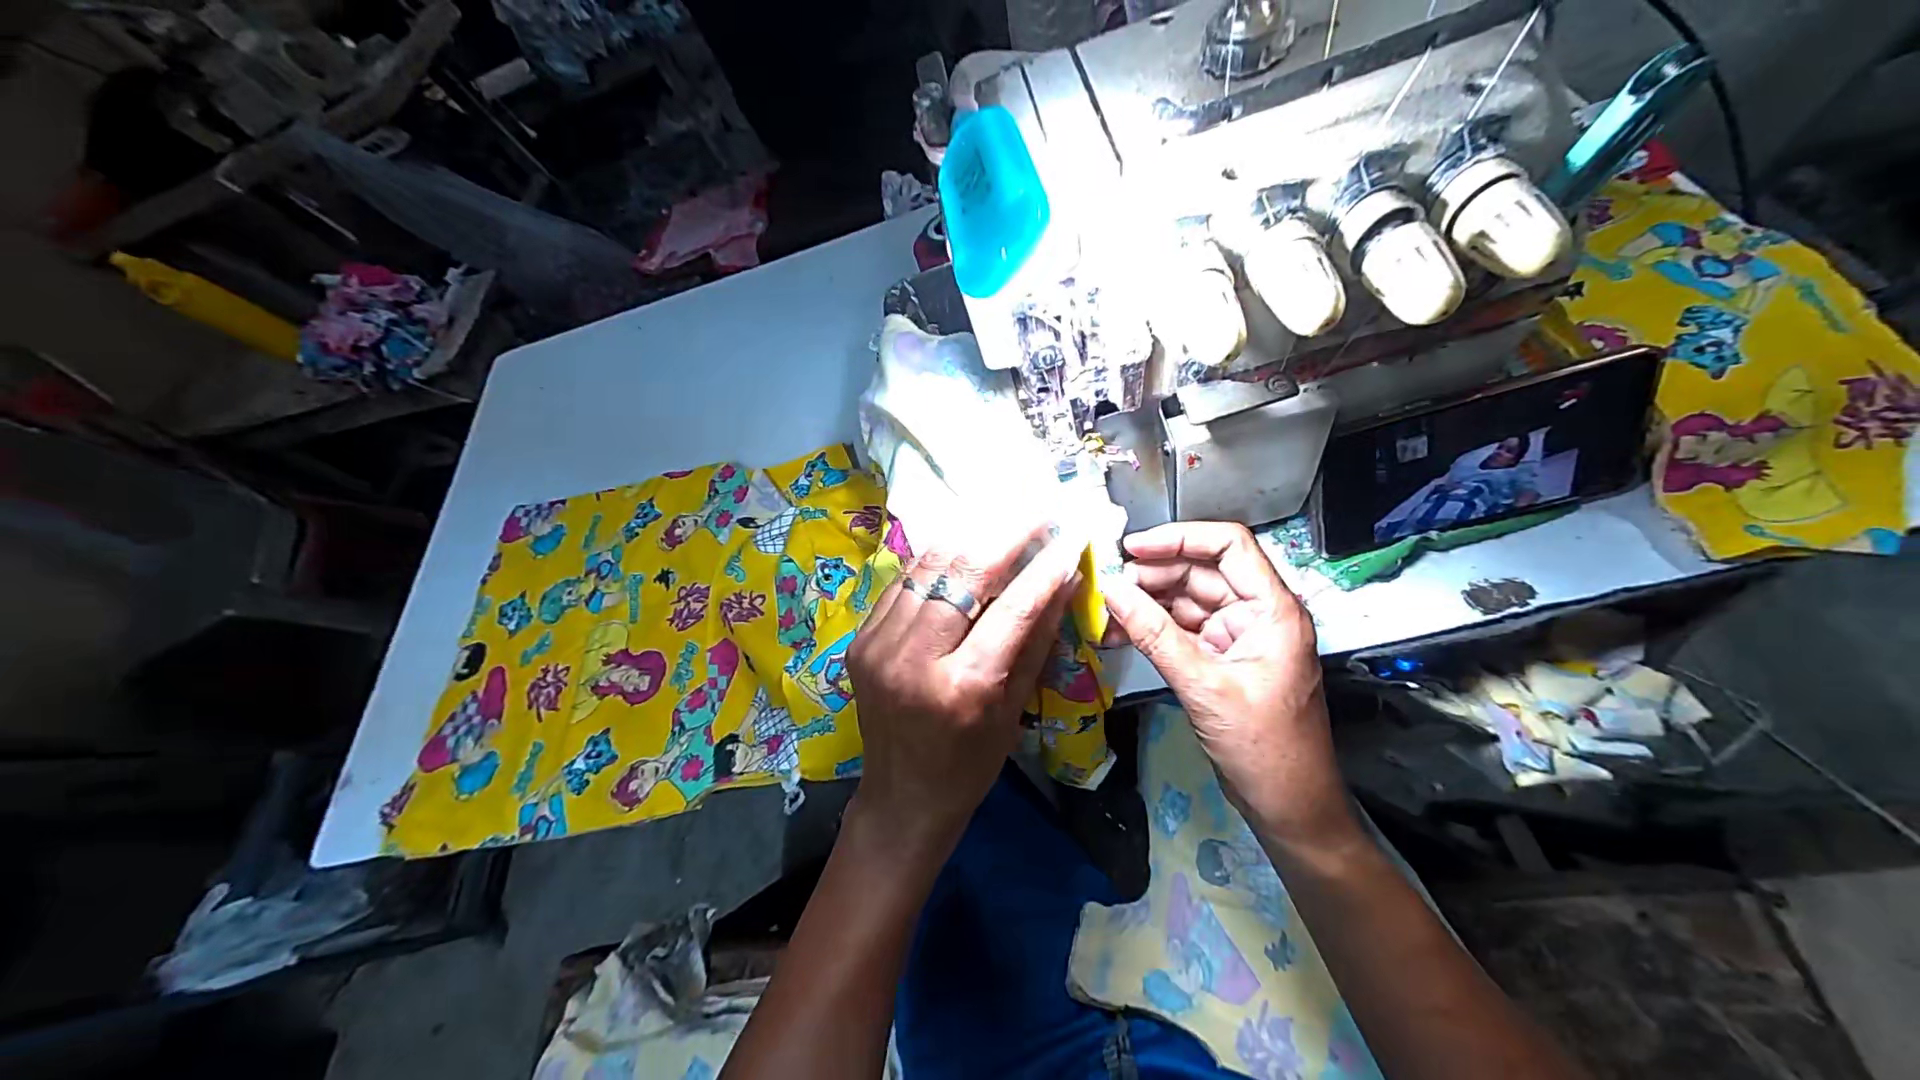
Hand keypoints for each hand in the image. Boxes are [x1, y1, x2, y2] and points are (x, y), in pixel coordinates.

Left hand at [845, 525, 1082, 856]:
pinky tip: (963, 547)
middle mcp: (912, 658)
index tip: (1070, 536)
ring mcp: (877, 645)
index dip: (1045, 567)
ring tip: (1003, 519)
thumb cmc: (970, 765)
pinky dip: (936, 561)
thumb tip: (1064, 579)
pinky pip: (903, 582)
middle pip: (962, 572)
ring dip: (970, 536)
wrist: (902, 796)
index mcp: (961, 687)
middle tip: (1038, 511)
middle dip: (1006, 534)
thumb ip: (1037, 639)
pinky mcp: (860, 639)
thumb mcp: (1015, 709)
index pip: (1012, 608)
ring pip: (927, 565)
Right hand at [1101, 522, 1357, 847]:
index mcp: (1273, 610)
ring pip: (1186, 600)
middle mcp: (1257, 614)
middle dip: (1153, 575)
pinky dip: (1152, 628)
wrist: (1288, 805)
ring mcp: (1237, 636)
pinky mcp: (1220, 658)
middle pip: (1201, 572)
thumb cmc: (1265, 748)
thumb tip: (1112, 591)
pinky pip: (1181, 629)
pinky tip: (1120, 632)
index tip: (1134, 547)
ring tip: (1107, 610)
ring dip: (1147, 603)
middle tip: (1109, 585)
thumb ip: (1155, 635)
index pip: (1229, 546)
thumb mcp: (1204, 686)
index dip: (1180, 538)